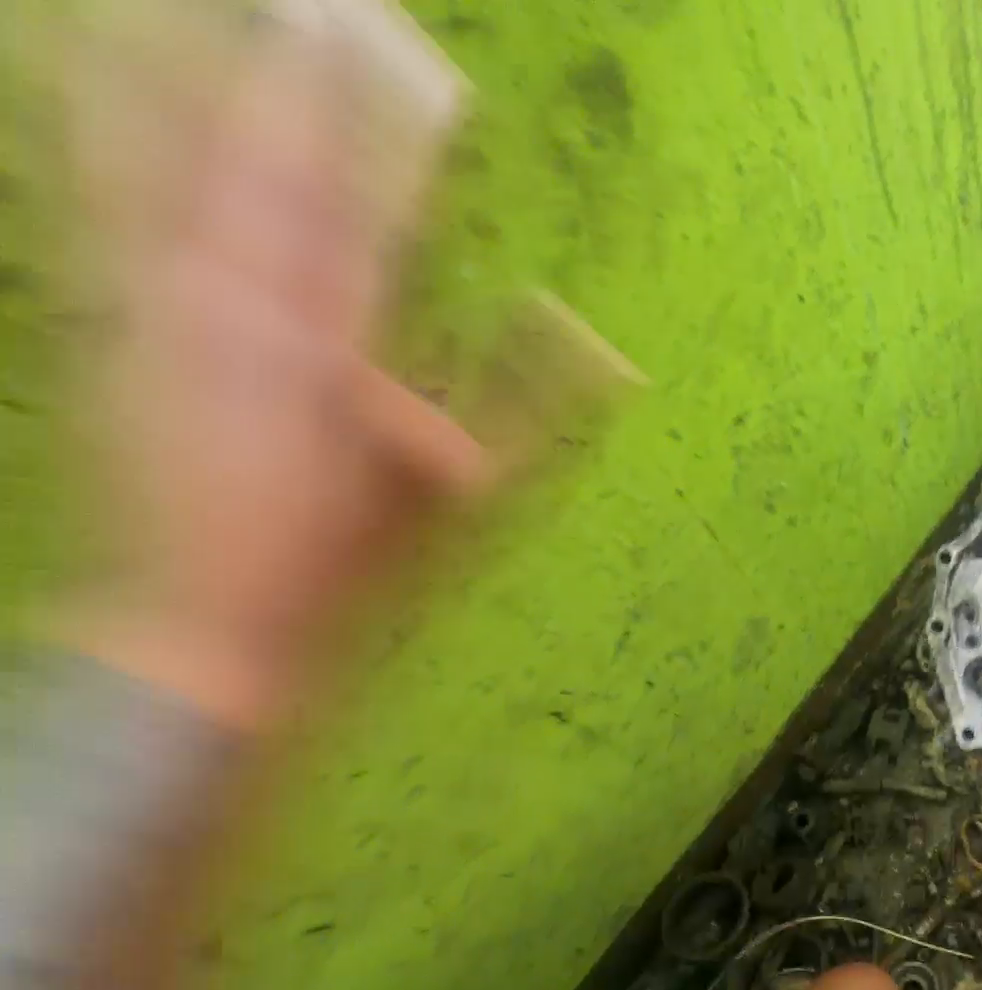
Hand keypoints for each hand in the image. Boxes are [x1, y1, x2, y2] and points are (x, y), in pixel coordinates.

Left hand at [63, 19, 482, 724]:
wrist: (201, 633)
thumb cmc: (351, 566)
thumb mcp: (465, 495)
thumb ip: (530, 405)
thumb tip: (606, 341)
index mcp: (336, 351)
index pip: (370, 211)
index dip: (389, 126)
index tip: (411, 53)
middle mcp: (236, 312)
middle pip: (263, 162)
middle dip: (291, 71)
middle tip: (322, 1)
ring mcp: (155, 312)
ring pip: (156, 164)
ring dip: (171, 71)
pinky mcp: (106, 324)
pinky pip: (88, 201)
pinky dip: (82, 124)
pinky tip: (73, 62)